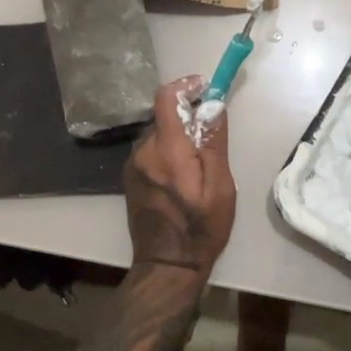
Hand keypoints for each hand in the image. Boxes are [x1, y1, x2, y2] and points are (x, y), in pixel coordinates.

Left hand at [124, 76, 236, 273]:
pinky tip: (183, 174)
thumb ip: (214, 142)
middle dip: (188, 116)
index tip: (206, 87)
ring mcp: (132, 165)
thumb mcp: (219, 185)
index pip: (166, 98)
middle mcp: (142, 152)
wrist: (167, 266)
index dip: (185, 85)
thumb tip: (213, 105)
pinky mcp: (130, 178)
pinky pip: (151, 150)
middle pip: (164, 116)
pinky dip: (168, 150)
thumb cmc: (201, 227)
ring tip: (200, 160)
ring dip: (178, 135)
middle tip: (212, 133)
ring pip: (158, 133)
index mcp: (166, 151)